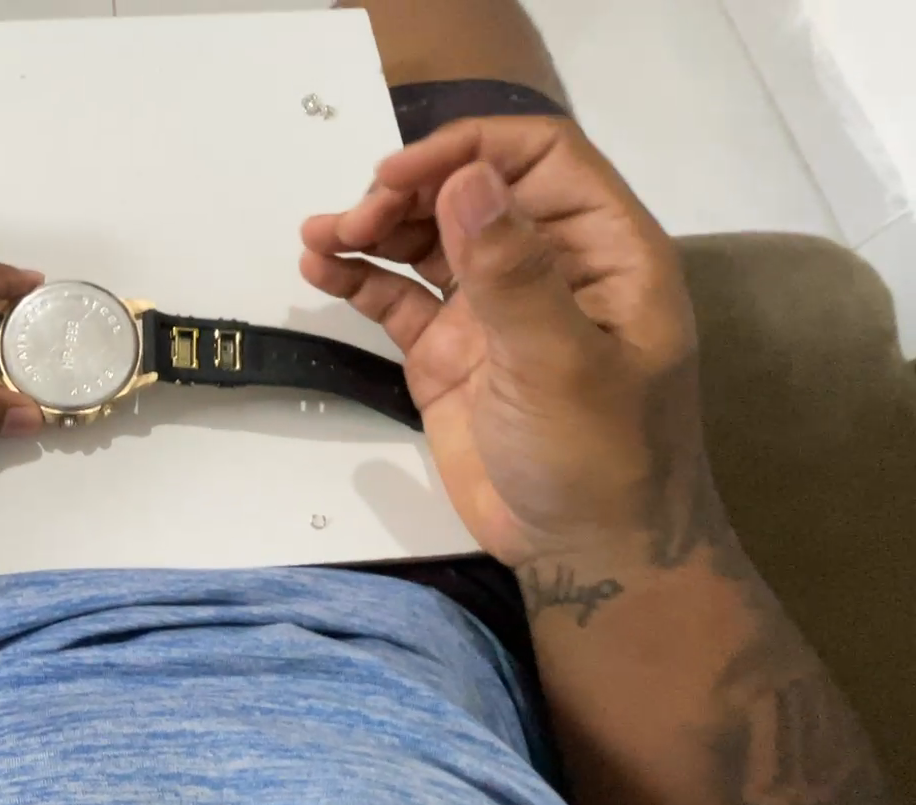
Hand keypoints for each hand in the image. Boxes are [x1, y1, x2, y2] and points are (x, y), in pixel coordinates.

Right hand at [300, 117, 713, 569]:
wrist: (575, 542)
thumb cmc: (596, 454)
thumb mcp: (559, 361)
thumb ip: (511, 271)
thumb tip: (464, 180)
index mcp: (598, 252)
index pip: (534, 161)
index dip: (463, 152)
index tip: (391, 176)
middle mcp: (539, 269)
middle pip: (465, 198)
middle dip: (402, 198)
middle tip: (348, 225)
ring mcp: (484, 313)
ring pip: (421, 247)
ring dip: (369, 234)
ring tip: (317, 238)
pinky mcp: (441, 354)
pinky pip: (395, 302)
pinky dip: (357, 284)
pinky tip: (320, 271)